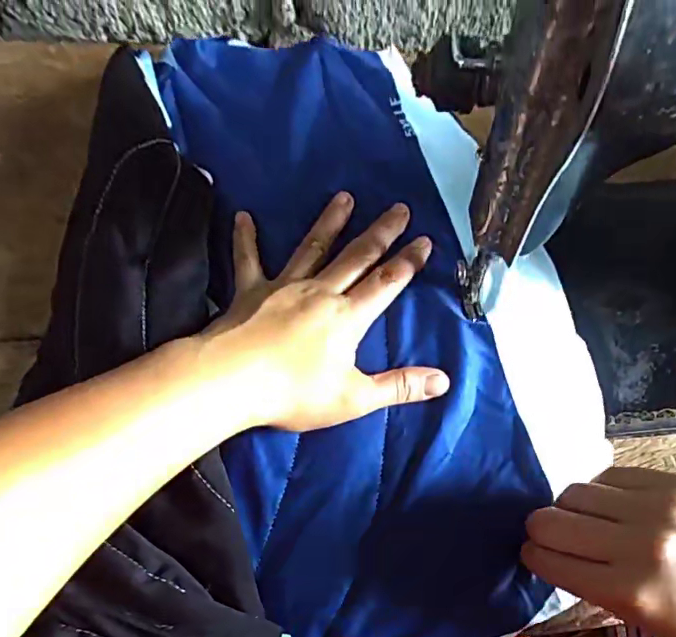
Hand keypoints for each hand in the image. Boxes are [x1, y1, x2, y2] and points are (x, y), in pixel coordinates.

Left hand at [197, 193, 448, 431]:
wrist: (232, 383)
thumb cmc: (294, 394)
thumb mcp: (354, 398)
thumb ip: (398, 387)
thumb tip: (443, 381)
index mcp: (347, 318)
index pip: (386, 283)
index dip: (408, 262)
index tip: (424, 240)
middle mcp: (319, 293)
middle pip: (356, 257)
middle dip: (381, 233)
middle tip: (398, 209)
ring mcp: (283, 288)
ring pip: (313, 248)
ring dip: (330, 223)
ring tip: (344, 198)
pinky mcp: (249, 292)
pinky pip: (249, 260)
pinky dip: (247, 239)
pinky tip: (244, 217)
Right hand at [521, 467, 675, 636]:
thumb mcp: (643, 619)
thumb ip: (592, 585)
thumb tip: (549, 552)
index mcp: (629, 592)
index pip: (549, 560)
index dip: (532, 555)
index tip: (533, 554)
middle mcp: (640, 545)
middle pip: (551, 520)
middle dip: (539, 529)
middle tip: (550, 535)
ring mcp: (661, 508)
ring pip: (574, 492)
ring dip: (568, 506)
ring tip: (584, 519)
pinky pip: (610, 474)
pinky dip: (601, 490)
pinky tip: (612, 504)